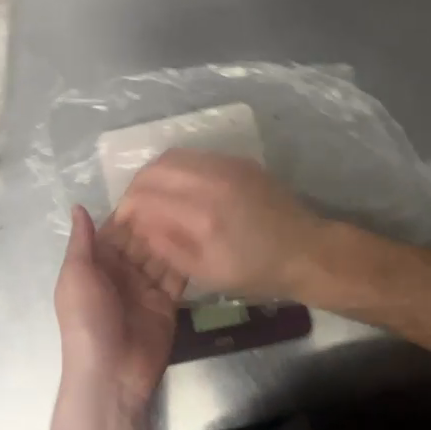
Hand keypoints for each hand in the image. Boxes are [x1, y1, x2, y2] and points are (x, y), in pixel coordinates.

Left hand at [54, 206, 183, 412]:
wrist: (111, 375)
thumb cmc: (86, 321)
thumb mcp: (76, 276)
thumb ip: (81, 241)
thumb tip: (78, 206)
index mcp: (97, 263)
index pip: (116, 229)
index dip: (131, 210)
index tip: (152, 184)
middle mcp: (122, 271)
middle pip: (141, 239)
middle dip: (156, 220)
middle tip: (182, 192)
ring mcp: (145, 287)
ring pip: (161, 254)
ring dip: (174, 235)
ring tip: (196, 208)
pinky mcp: (167, 303)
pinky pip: (177, 276)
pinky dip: (187, 259)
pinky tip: (203, 237)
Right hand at [114, 149, 329, 299]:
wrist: (307, 250)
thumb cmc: (257, 272)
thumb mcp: (207, 274)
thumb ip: (167, 248)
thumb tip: (139, 226)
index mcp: (201, 215)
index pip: (144, 197)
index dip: (126, 209)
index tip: (123, 224)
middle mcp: (209, 181)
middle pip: (153, 170)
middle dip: (136, 189)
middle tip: (134, 210)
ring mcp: (225, 165)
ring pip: (171, 157)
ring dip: (154, 176)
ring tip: (153, 199)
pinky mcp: (236, 160)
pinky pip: (193, 156)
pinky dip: (176, 170)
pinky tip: (179, 190)